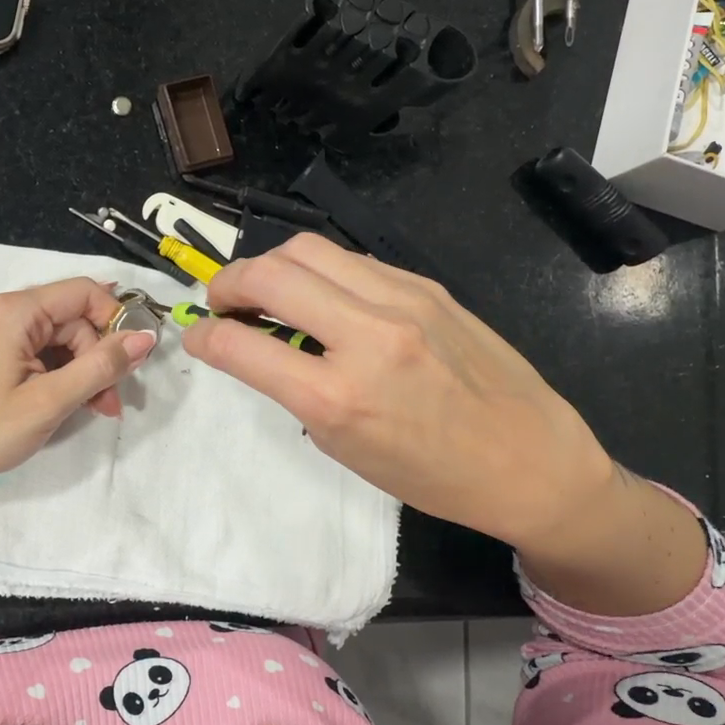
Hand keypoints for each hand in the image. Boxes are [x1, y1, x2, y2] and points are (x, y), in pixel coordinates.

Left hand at [0, 278, 156, 484]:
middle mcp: (0, 305)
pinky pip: (36, 344)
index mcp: (12, 311)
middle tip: (109, 404)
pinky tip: (66, 399)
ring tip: (93, 408)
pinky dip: (56, 369)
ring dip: (80, 369)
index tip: (130, 363)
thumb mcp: (51, 402)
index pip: (82, 293)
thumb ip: (101, 366)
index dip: (114, 323)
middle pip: (71, 318)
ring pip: (57, 334)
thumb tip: (146, 337)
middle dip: (96, 358)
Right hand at [181, 234, 614, 550]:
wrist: (529, 462)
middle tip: (222, 304)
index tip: (194, 336)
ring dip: (268, 266)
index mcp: (337, 396)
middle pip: (270, 273)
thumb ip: (292, 387)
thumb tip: (253, 345)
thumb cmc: (429, 475)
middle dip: (227, 283)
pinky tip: (319, 298)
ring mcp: (403, 302)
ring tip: (264, 292)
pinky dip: (317, 272)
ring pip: (308, 249)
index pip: (240, 344)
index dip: (202, 336)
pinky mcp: (427, 286)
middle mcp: (367, 336)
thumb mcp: (342, 446)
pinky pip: (351, 260)